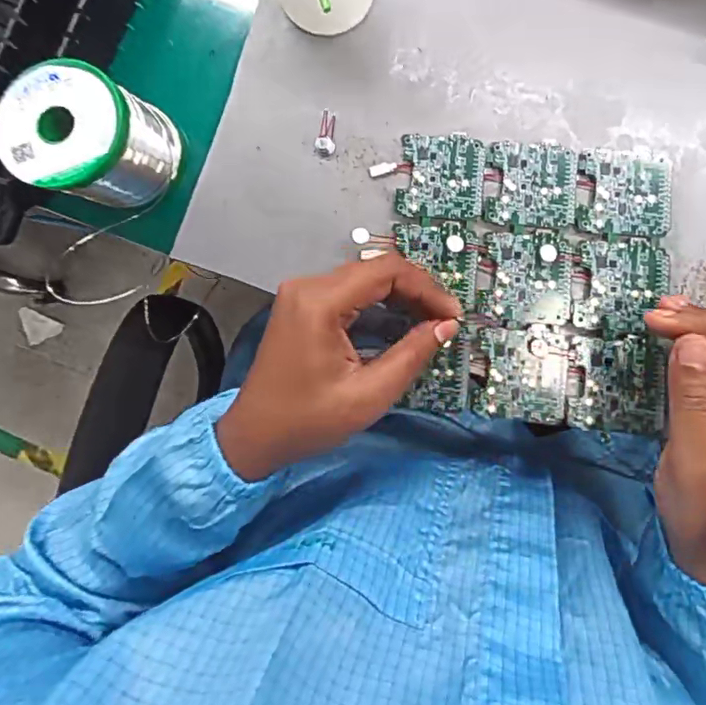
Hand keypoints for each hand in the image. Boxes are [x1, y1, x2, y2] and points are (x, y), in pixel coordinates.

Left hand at [216, 254, 463, 480]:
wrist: (254, 434)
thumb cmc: (306, 421)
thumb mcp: (367, 395)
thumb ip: (411, 355)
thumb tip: (445, 326)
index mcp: (319, 302)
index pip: (386, 271)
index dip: (426, 288)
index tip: (451, 315)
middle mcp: (307, 286)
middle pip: (375, 270)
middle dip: (416, 292)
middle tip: (444, 321)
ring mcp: (301, 293)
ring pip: (364, 279)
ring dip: (399, 297)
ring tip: (428, 324)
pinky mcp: (301, 305)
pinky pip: (348, 292)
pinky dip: (377, 305)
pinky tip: (399, 326)